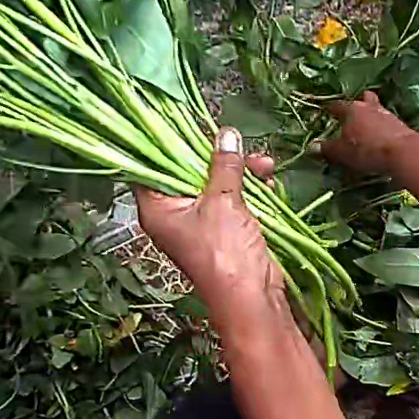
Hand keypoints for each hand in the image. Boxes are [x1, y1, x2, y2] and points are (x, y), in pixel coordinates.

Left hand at [136, 127, 282, 329]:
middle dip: (218, 157)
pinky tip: (267, 181)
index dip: (168, 142)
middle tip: (238, 144)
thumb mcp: (223, 201)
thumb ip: (225, 165)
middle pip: (189, 171)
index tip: (187, 122)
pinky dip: (251, 189)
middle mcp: (175, 212)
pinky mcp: (228, 228)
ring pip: (217, 183)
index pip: (151, 165)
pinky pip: (235, 199)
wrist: (251, 296)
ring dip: (242, 172)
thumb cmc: (224, 253)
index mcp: (158, 207)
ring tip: (264, 165)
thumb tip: (227, 134)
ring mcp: (203, 221)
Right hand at [317, 93, 417, 175]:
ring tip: (368, 123)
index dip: (331, 109)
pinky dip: (383, 126)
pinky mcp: (401, 125)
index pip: (337, 105)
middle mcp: (369, 107)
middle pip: (363, 99)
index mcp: (351, 109)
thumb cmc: (367, 150)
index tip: (326, 112)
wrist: (403, 153)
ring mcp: (388, 114)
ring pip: (377, 108)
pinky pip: (387, 121)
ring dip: (372, 114)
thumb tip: (313, 147)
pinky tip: (382, 134)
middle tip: (353, 111)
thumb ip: (328, 148)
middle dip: (358, 103)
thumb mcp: (342, 152)